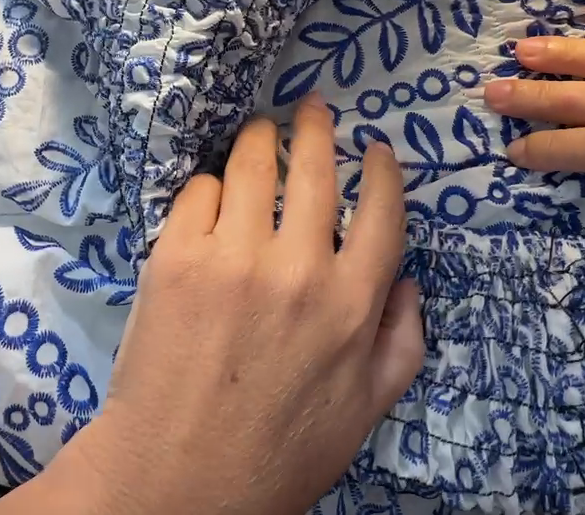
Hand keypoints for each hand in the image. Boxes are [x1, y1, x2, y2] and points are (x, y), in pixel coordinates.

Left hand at [6, 95, 424, 514]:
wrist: (176, 478)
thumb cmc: (278, 449)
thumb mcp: (364, 412)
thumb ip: (401, 343)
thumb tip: (408, 280)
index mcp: (351, 305)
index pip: (380, 210)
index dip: (381, 169)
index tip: (375, 149)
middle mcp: (297, 267)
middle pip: (314, 167)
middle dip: (317, 126)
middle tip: (312, 108)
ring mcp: (232, 256)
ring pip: (252, 162)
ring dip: (261, 136)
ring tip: (261, 130)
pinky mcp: (176, 255)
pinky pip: (199, 191)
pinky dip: (210, 186)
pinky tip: (213, 196)